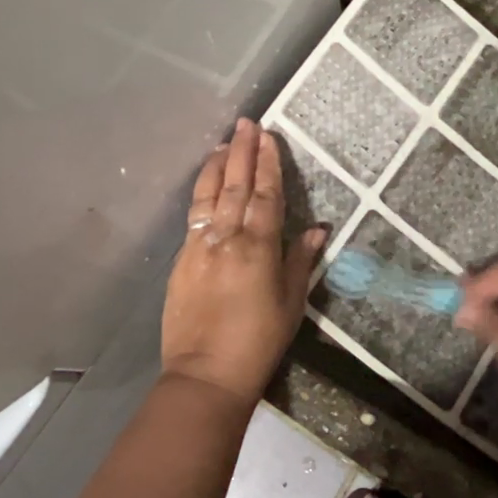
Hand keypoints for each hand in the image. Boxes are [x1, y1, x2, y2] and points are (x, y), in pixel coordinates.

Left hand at [162, 118, 326, 404]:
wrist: (206, 375)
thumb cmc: (258, 342)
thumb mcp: (291, 303)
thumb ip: (301, 261)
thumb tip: (317, 228)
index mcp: (258, 248)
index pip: (264, 195)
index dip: (267, 163)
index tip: (268, 136)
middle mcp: (226, 239)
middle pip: (235, 186)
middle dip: (242, 152)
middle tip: (246, 123)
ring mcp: (199, 248)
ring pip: (208, 196)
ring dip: (217, 166)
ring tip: (224, 143)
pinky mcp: (181, 261)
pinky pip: (193, 217)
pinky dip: (201, 194)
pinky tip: (206, 184)